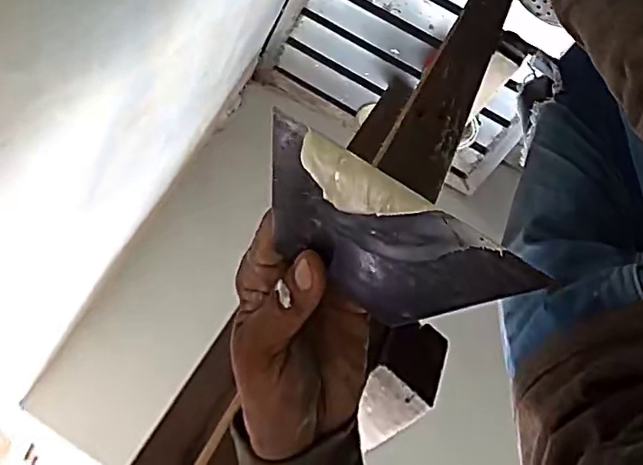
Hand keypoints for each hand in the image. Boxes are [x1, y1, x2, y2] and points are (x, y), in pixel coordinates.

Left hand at [231, 213, 369, 458]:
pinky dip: (377, 260)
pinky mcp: (355, 301)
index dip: (294, 213)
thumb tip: (306, 265)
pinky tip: (383, 252)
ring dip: (355, 232)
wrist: (306, 438)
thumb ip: (280, 310)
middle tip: (349, 205)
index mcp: (261, 276)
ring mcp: (326, 284)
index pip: (275, 230)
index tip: (315, 203)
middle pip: (312, 228)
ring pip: (341, 243)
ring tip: (369, 223)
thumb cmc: (266, 395)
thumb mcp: (259, 355)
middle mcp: (294, 271)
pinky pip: (368, 270)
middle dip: (329, 215)